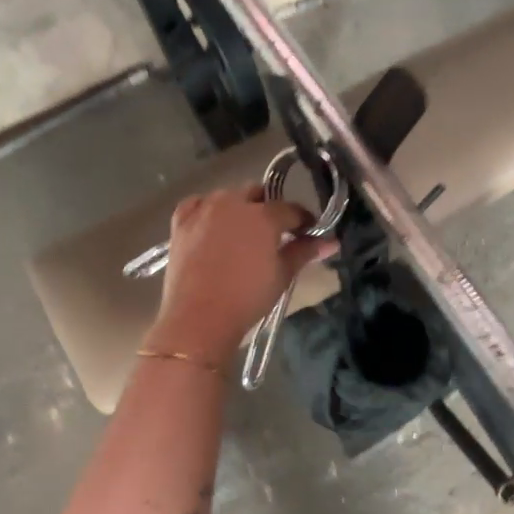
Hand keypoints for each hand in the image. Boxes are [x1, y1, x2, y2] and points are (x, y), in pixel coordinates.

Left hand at [144, 185, 336, 360]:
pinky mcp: (180, 223)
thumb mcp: (282, 274)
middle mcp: (232, 203)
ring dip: (239, 208)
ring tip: (244, 233)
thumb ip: (305, 251)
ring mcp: (203, 210)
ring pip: (227, 197)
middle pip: (257, 195)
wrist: (199, 317)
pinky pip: (197, 204)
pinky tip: (212, 226)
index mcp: (263, 215)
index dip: (303, 220)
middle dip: (269, 209)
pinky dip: (208, 210)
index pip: (291, 209)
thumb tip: (332, 242)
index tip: (308, 232)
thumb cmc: (248, 297)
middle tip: (275, 234)